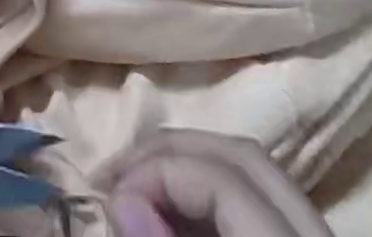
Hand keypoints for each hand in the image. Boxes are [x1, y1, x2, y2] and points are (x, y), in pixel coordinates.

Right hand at [98, 130, 333, 236]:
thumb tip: (121, 198)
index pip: (227, 179)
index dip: (159, 173)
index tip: (109, 198)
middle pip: (245, 158)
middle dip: (171, 153)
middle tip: (118, 177)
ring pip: (256, 174)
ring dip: (188, 170)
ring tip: (137, 192)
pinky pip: (262, 206)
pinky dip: (210, 199)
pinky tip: (172, 217)